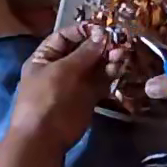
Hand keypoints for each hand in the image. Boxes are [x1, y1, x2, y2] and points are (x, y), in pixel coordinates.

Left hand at [8, 24, 115, 149]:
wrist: (44, 139)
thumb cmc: (47, 99)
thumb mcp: (62, 71)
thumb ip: (84, 53)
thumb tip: (102, 34)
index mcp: (44, 57)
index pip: (65, 37)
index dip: (83, 31)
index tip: (104, 28)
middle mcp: (60, 68)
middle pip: (82, 51)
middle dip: (100, 45)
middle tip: (120, 41)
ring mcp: (75, 83)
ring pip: (94, 66)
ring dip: (108, 59)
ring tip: (122, 55)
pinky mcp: (88, 98)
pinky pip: (101, 81)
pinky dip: (110, 74)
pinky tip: (120, 68)